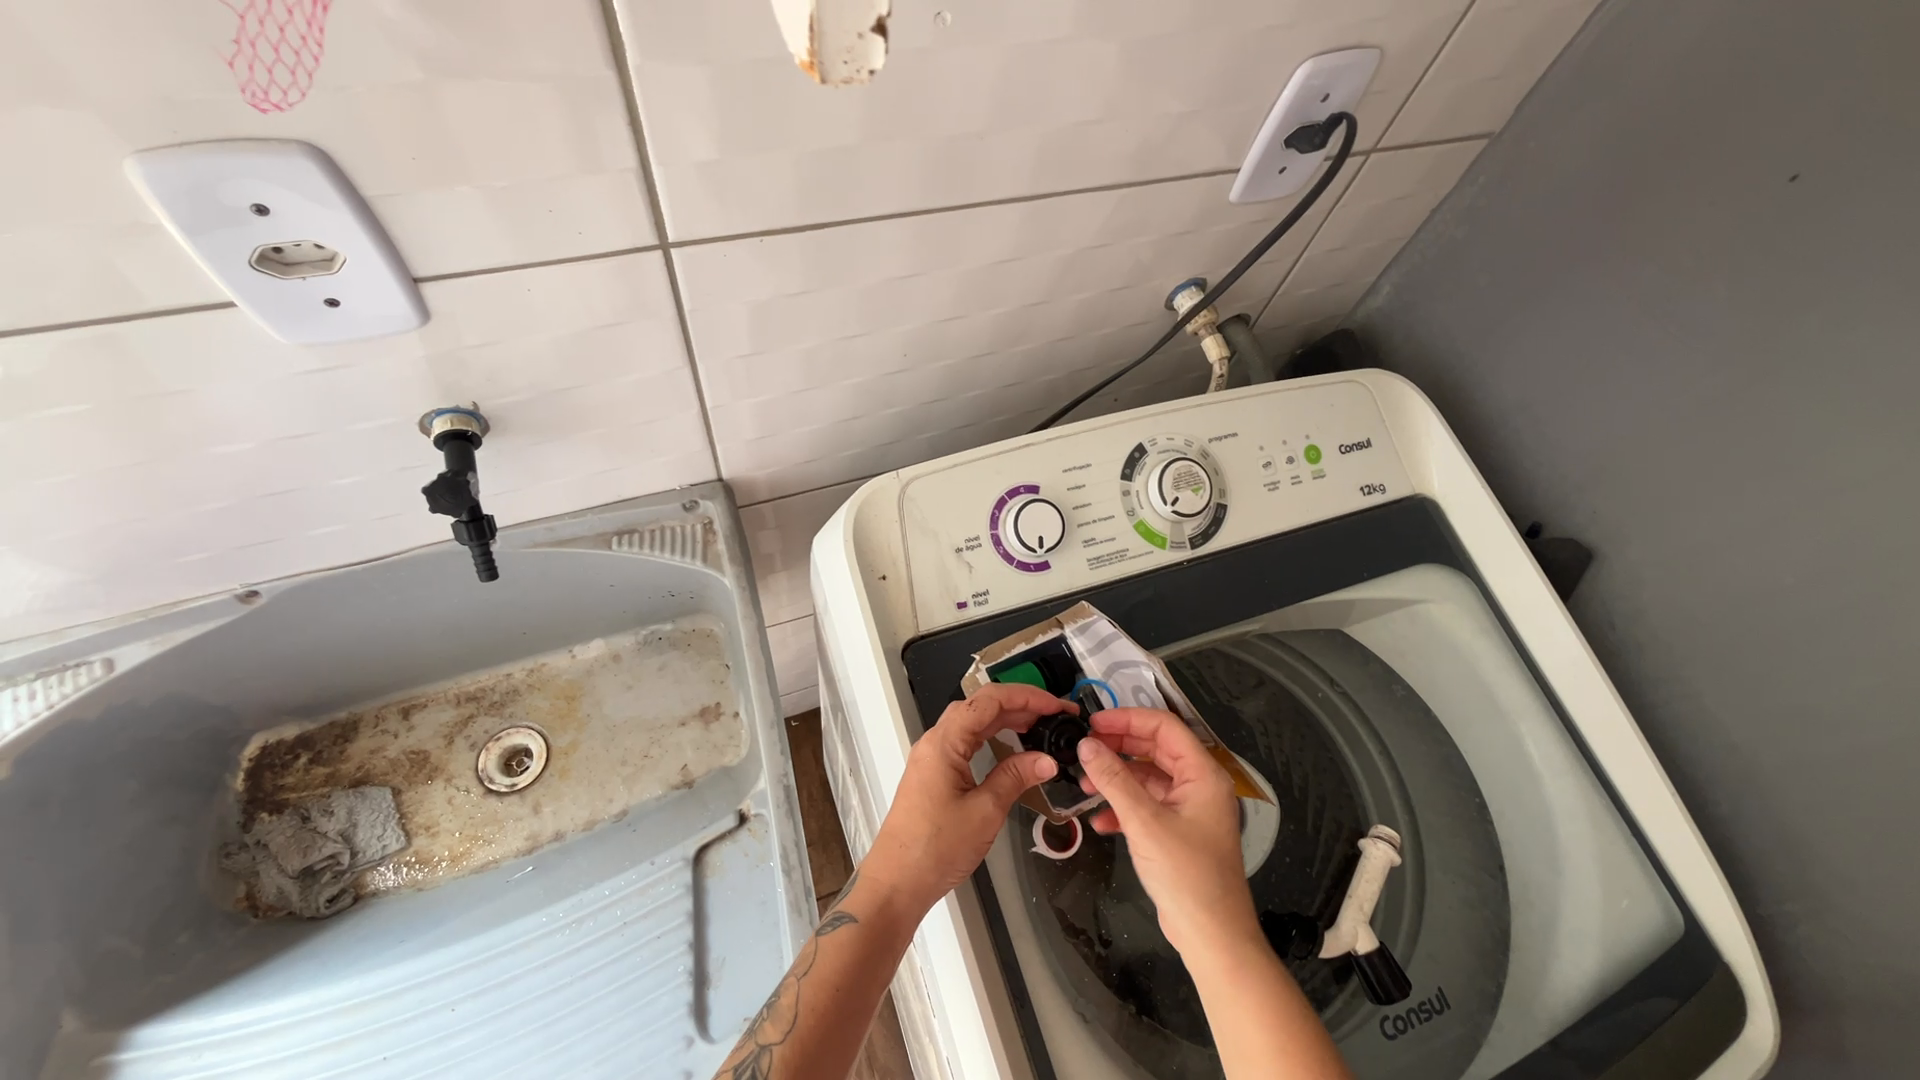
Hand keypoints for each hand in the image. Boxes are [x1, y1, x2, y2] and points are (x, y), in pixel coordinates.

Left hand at [862, 682, 1073, 917]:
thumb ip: (1015, 778)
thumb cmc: (937, 847)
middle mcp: (935, 741)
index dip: (1026, 697)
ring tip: (1039, 726)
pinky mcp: (933, 774)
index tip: (1057, 706)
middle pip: (979, 707)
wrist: (897, 882)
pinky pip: (965, 742)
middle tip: (1055, 716)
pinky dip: (991, 737)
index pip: (989, 701)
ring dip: (1006, 720)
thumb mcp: (985, 811)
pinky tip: (1011, 748)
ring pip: (972, 723)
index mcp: (945, 742)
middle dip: (1019, 705)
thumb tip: (1047, 760)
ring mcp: (932, 758)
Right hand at [1076, 708, 1259, 957]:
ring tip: (1085, 787)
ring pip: (1147, 778)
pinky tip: (1101, 821)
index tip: (1093, 723)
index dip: (1128, 719)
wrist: (1211, 935)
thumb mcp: (1144, 821)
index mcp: (1202, 773)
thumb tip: (1086, 744)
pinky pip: (1147, 805)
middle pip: (1154, 750)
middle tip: (1083, 750)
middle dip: (1118, 748)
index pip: (1164, 727)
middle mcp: (1198, 785)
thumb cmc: (1185, 873)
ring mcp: (1189, 809)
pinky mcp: (1177, 832)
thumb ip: (1113, 778)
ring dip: (1116, 779)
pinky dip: (1123, 808)